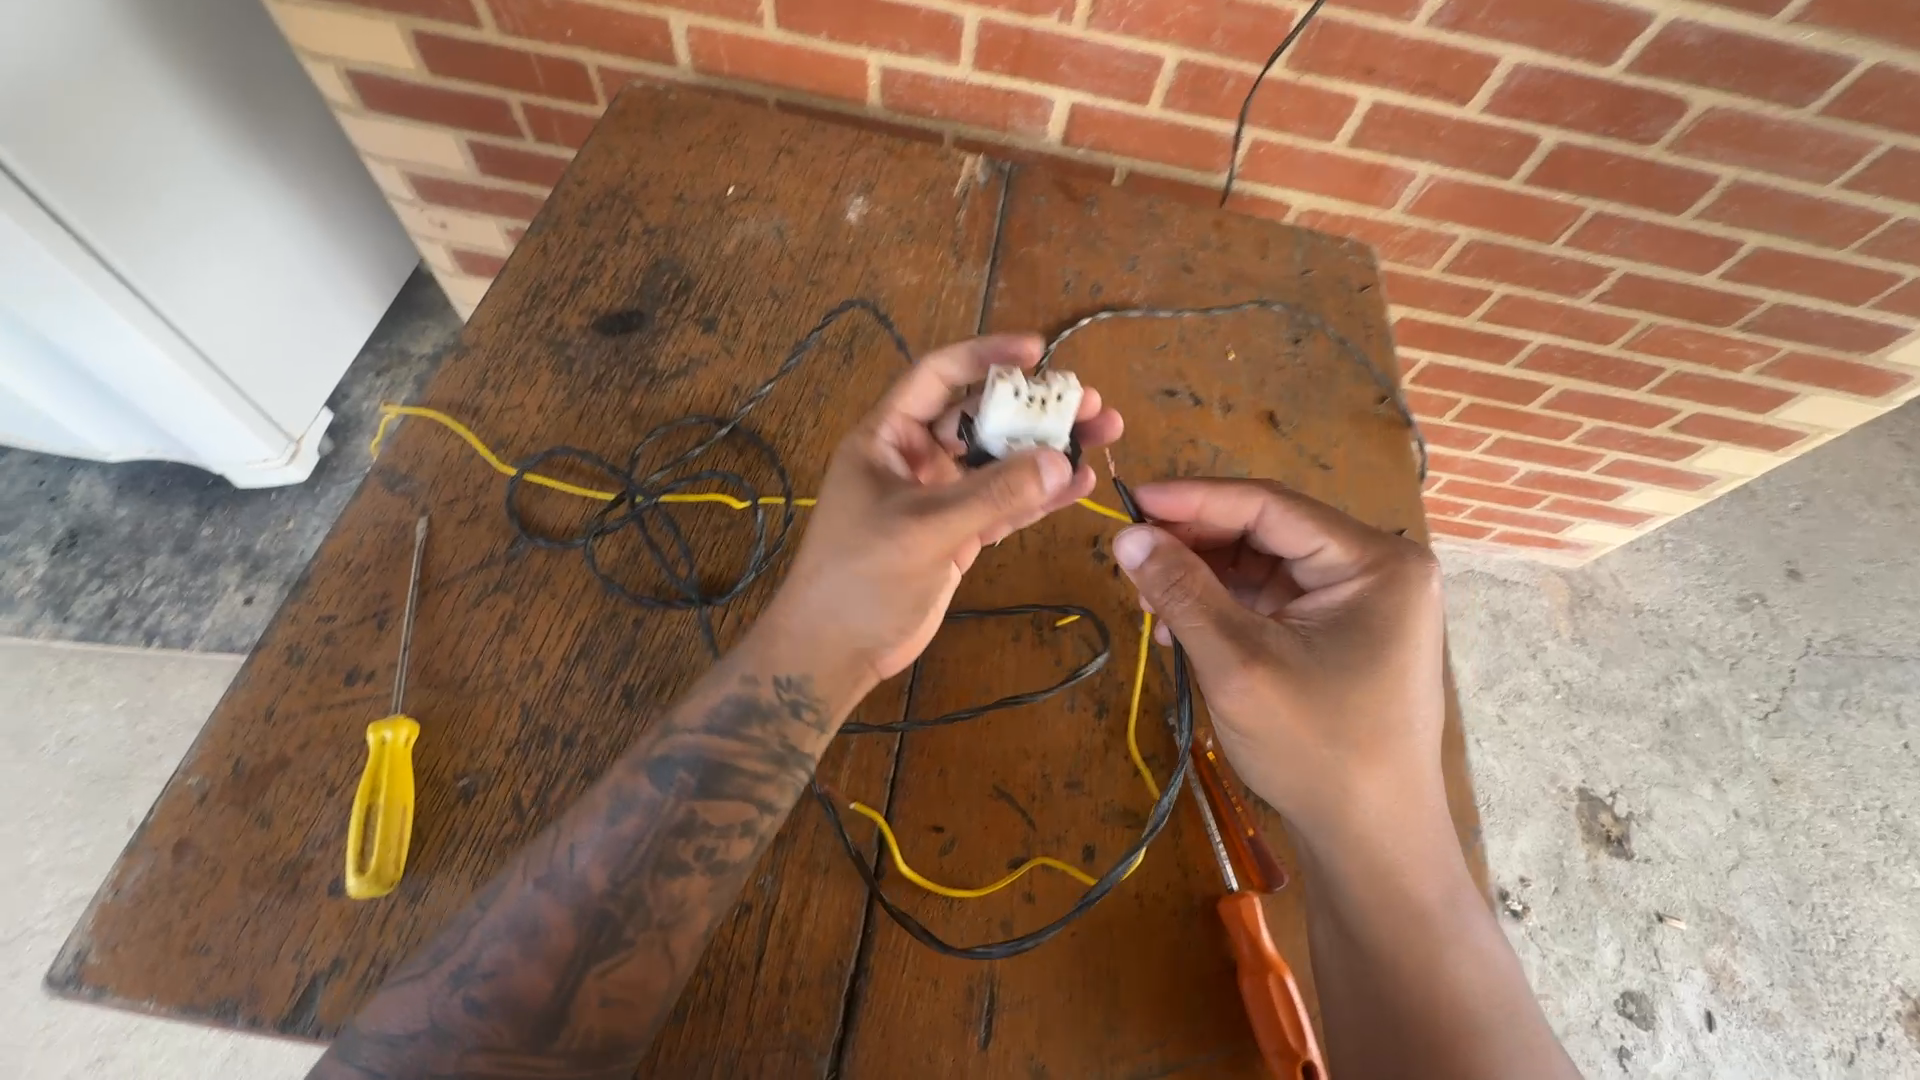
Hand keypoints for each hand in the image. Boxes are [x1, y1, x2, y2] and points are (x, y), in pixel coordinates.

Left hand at [770, 334, 1122, 684]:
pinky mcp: (958, 534)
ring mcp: (939, 497)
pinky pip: (1004, 504)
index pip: (938, 378)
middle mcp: (915, 459)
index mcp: (888, 438)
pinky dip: (1038, 496)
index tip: (1036, 351)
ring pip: (999, 462)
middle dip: (1033, 409)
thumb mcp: (924, 529)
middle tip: (1090, 403)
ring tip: (1103, 436)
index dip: (984, 356)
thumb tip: (1062, 461)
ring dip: (1046, 451)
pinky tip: (1079, 485)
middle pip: (981, 419)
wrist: (837, 649)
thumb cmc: (861, 577)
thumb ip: (992, 495)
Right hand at [1108, 479, 1445, 845]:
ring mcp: (1357, 602)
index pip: (1270, 507)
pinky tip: (1179, 627)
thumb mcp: (1238, 663)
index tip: (1131, 500)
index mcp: (1374, 562)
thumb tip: (1125, 536)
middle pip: (1266, 533)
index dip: (1194, 499)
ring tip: (1148, 600)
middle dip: (1195, 544)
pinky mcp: (1336, 631)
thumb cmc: (1315, 749)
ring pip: (1261, 565)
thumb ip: (1181, 591)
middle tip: (1132, 556)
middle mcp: (1374, 569)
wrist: (1370, 841)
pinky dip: (1222, 607)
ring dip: (1202, 578)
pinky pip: (1268, 600)